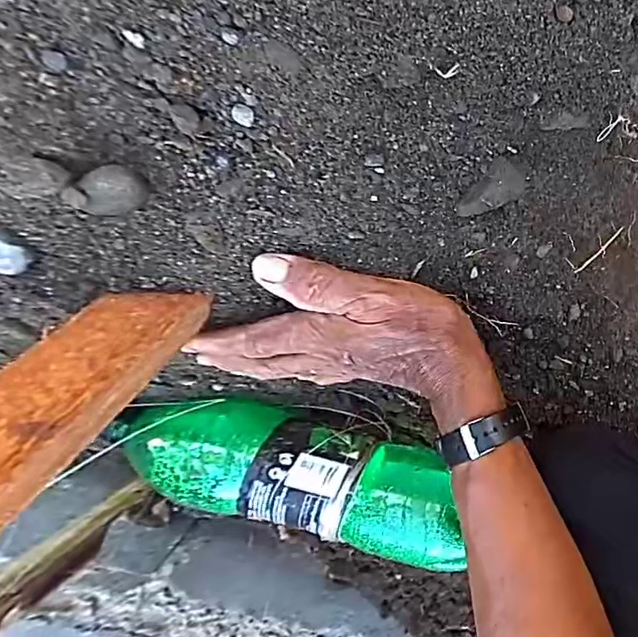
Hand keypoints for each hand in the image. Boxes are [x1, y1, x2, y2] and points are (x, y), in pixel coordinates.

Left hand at [183, 254, 504, 433]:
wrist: (451, 362)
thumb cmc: (421, 328)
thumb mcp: (373, 295)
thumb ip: (320, 283)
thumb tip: (268, 268)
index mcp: (318, 334)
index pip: (254, 339)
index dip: (218, 336)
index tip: (186, 335)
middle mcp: (320, 353)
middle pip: (258, 358)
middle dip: (223, 354)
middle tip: (192, 351)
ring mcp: (335, 363)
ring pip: (275, 366)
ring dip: (245, 362)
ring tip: (224, 357)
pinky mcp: (353, 365)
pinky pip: (299, 367)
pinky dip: (276, 364)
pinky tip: (283, 364)